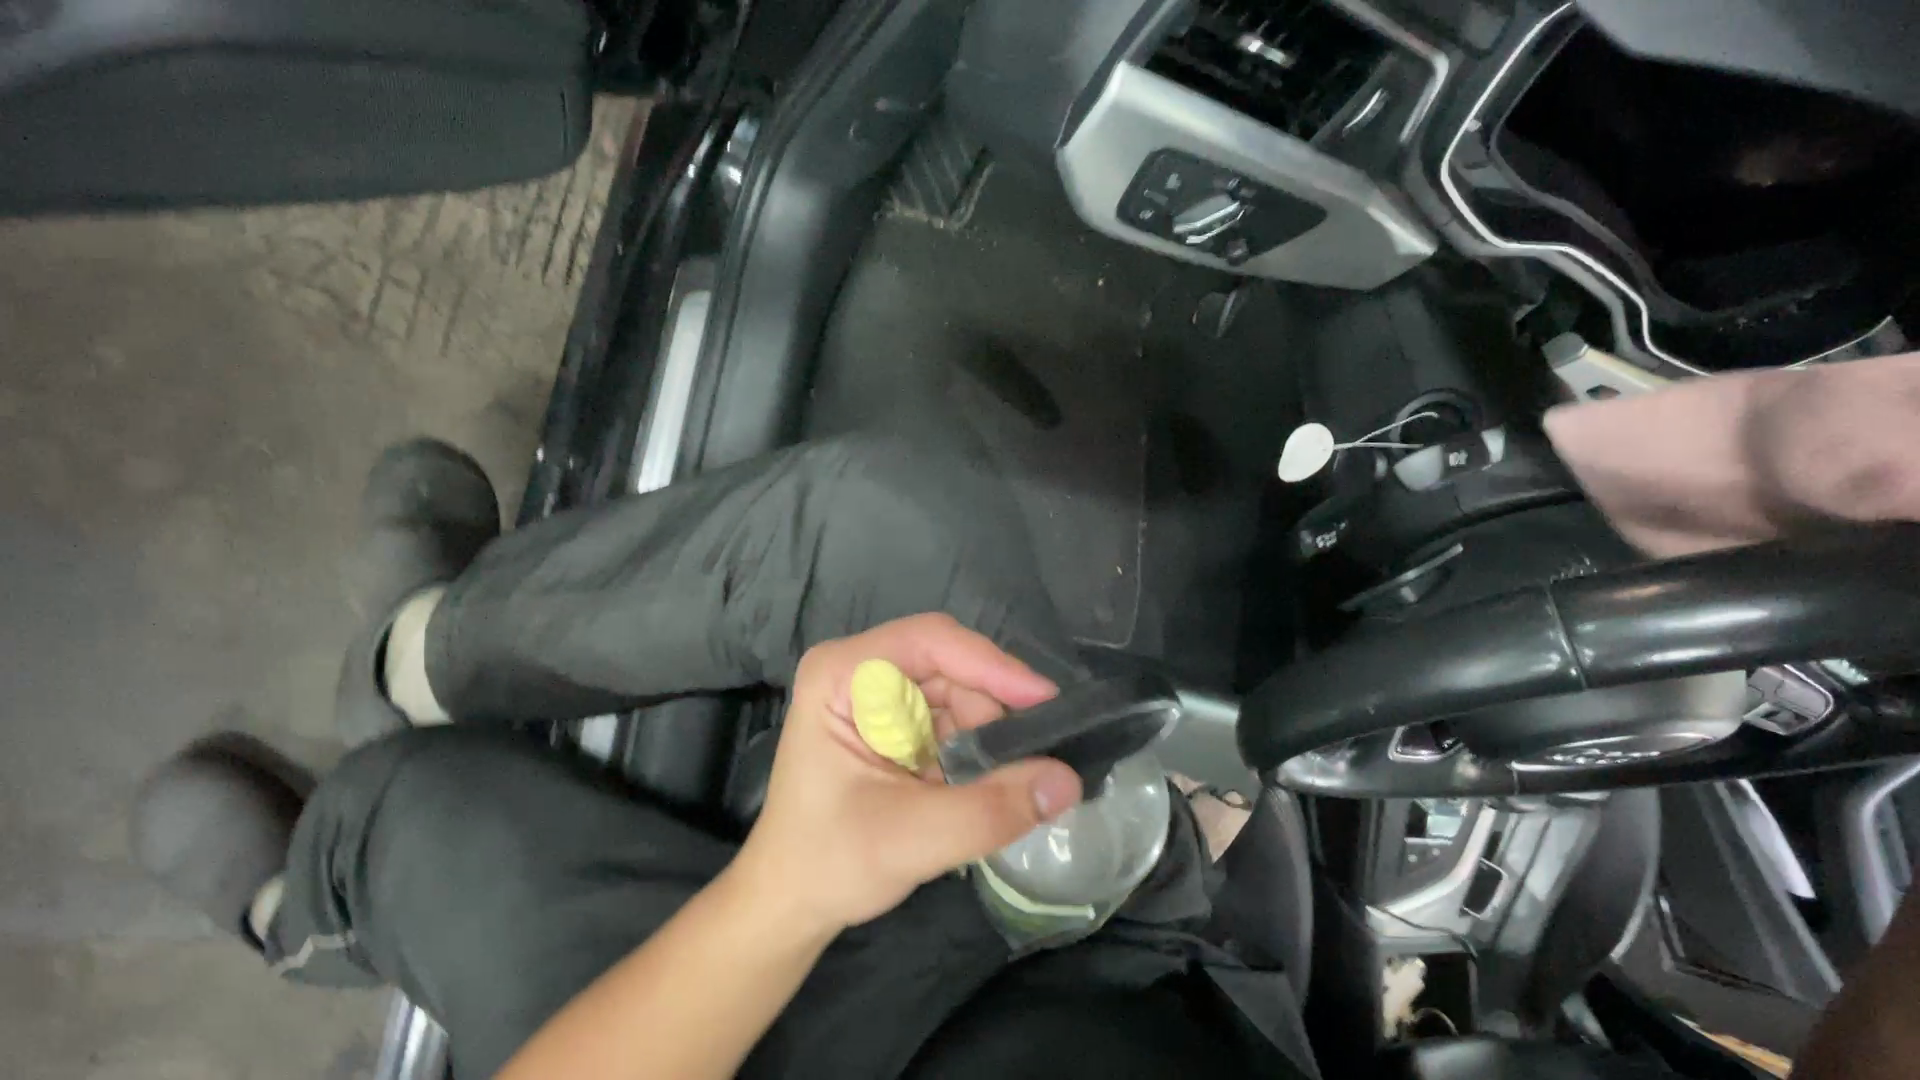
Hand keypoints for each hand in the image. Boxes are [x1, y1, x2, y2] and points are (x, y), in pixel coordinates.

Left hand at [733, 613, 1084, 930]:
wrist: (790, 902)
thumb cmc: (830, 863)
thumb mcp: (913, 839)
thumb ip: (991, 809)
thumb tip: (1068, 781)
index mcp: (842, 673)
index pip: (931, 641)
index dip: (992, 667)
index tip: (1046, 703)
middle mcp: (859, 670)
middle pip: (951, 666)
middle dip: (996, 712)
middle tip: (1041, 759)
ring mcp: (876, 696)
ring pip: (961, 693)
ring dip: (991, 736)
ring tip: (1011, 783)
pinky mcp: (894, 723)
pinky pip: (954, 720)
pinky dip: (979, 750)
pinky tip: (990, 782)